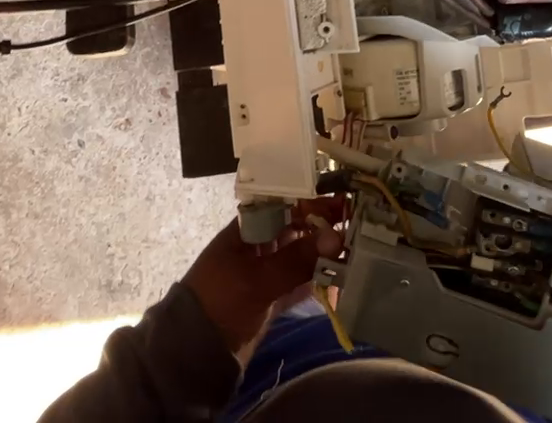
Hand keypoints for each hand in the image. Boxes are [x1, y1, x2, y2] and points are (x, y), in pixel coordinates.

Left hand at [180, 199, 345, 349]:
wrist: (195, 351)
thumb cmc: (220, 300)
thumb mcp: (257, 279)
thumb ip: (296, 259)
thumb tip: (337, 238)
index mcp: (250, 226)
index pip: (286, 203)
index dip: (314, 202)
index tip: (344, 204)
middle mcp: (261, 242)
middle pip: (298, 227)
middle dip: (324, 228)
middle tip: (357, 229)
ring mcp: (268, 268)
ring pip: (302, 253)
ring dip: (325, 253)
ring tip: (355, 252)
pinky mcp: (275, 294)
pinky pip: (303, 280)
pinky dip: (320, 279)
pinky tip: (342, 278)